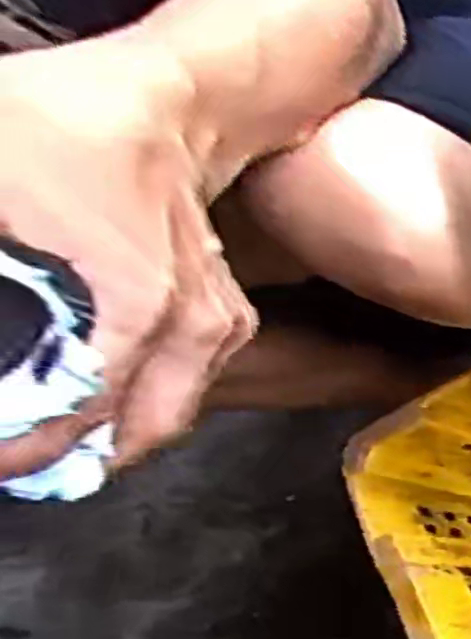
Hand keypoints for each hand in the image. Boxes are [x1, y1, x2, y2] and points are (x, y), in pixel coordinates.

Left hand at [0, 40, 256, 476]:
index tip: (2, 469)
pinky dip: (145, 401)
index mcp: (139, 310)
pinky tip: (105, 398)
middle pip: (150, 423)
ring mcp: (222, 329)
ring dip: (117, 432)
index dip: (36, 444)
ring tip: (57, 444)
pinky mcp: (228, 321)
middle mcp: (196, 334)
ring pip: (174, 407)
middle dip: (86, 456)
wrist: (163, 116)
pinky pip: (186, 380)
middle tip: (27, 471)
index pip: (88, 401)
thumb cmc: (65, 137)